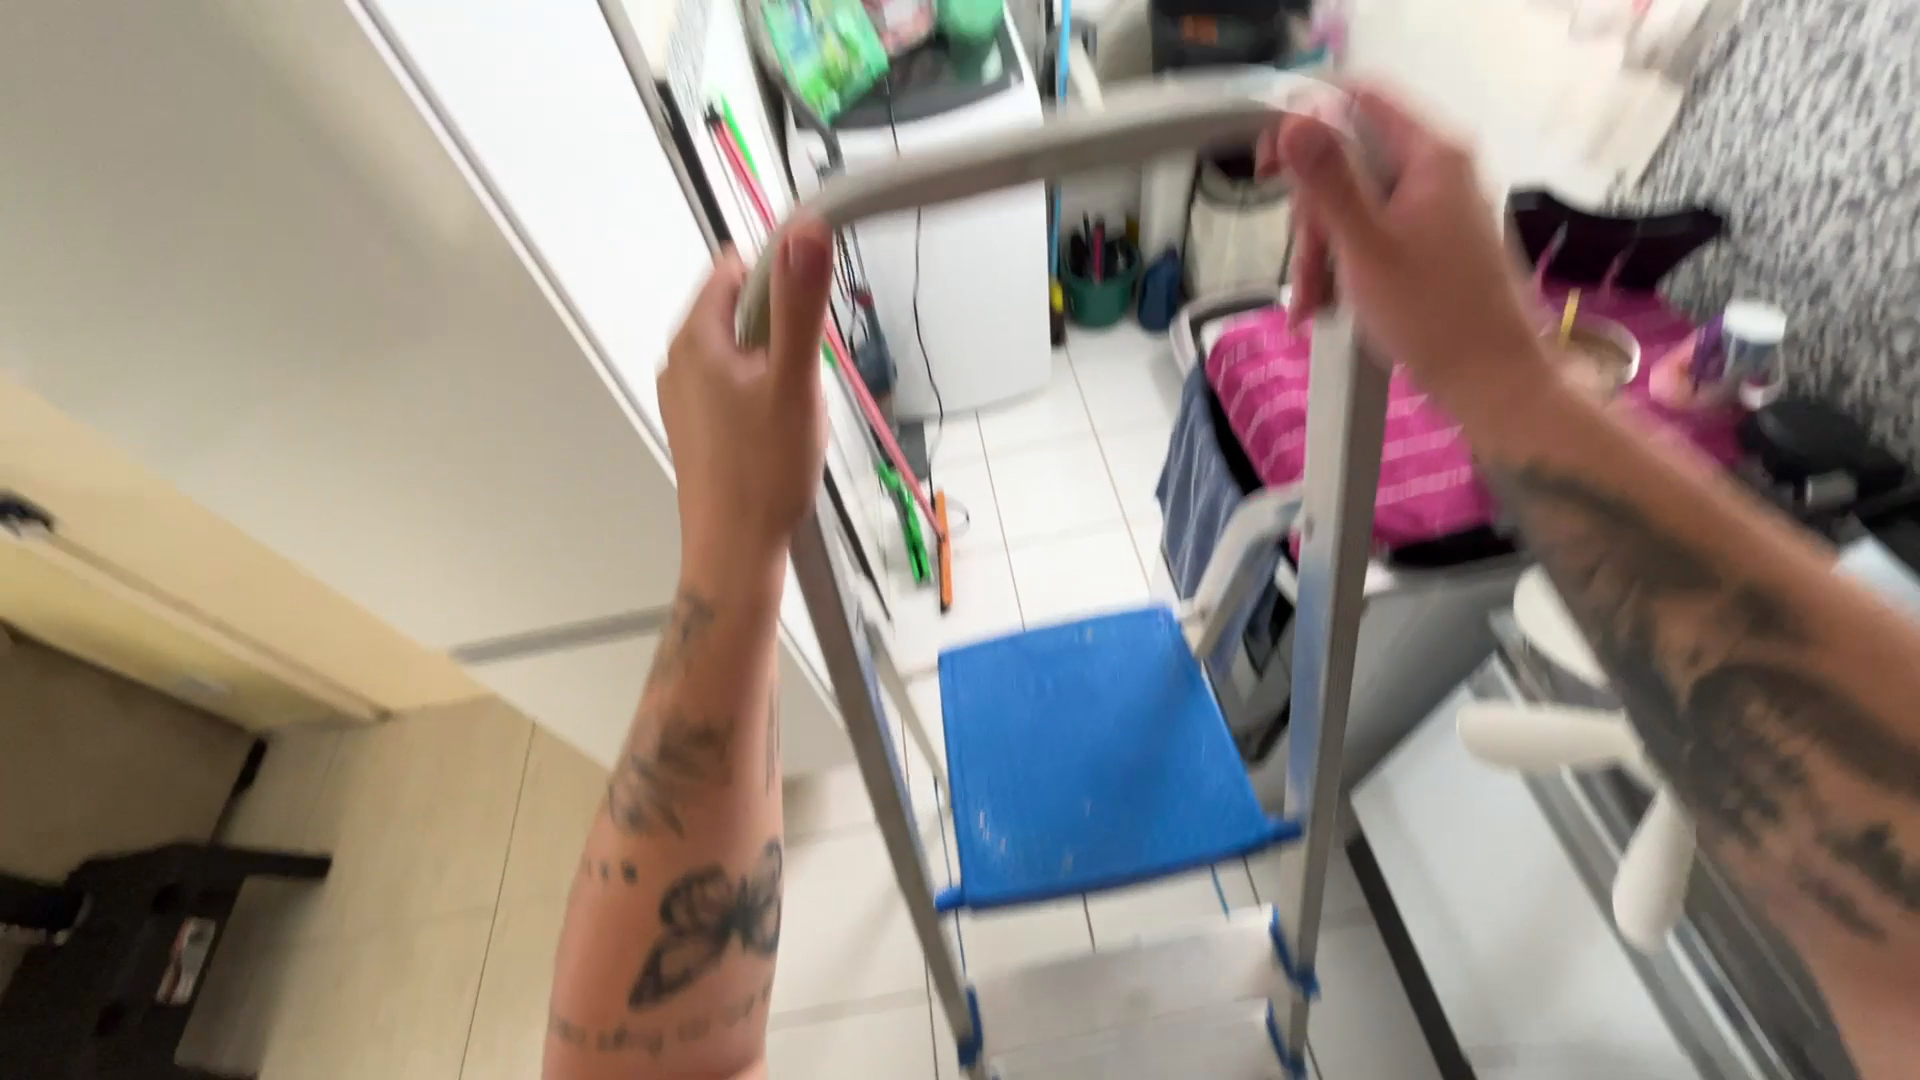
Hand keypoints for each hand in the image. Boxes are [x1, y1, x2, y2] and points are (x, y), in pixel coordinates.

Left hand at [660, 218, 832, 572]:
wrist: (736, 548)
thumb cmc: (764, 471)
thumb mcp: (793, 382)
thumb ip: (800, 306)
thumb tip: (805, 232)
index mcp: (696, 341)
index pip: (732, 270)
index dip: (777, 273)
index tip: (811, 300)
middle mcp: (680, 364)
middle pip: (739, 314)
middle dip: (782, 333)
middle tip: (805, 377)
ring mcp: (685, 400)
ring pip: (740, 356)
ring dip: (776, 368)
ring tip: (795, 413)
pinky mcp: (698, 430)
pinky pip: (735, 391)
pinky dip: (763, 397)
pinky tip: (780, 434)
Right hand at [1259, 88, 1554, 423]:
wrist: (1485, 375)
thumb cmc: (1430, 314)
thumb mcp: (1365, 247)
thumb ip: (1328, 182)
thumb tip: (1293, 123)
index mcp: (1430, 156)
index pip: (1358, 101)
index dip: (1305, 124)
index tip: (1268, 168)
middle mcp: (1436, 171)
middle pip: (1347, 164)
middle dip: (1313, 219)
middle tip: (1308, 269)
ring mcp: (1432, 207)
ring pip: (1351, 207)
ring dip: (1320, 254)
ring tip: (1313, 304)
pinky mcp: (1427, 241)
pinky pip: (1368, 236)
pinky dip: (1340, 267)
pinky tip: (1325, 306)